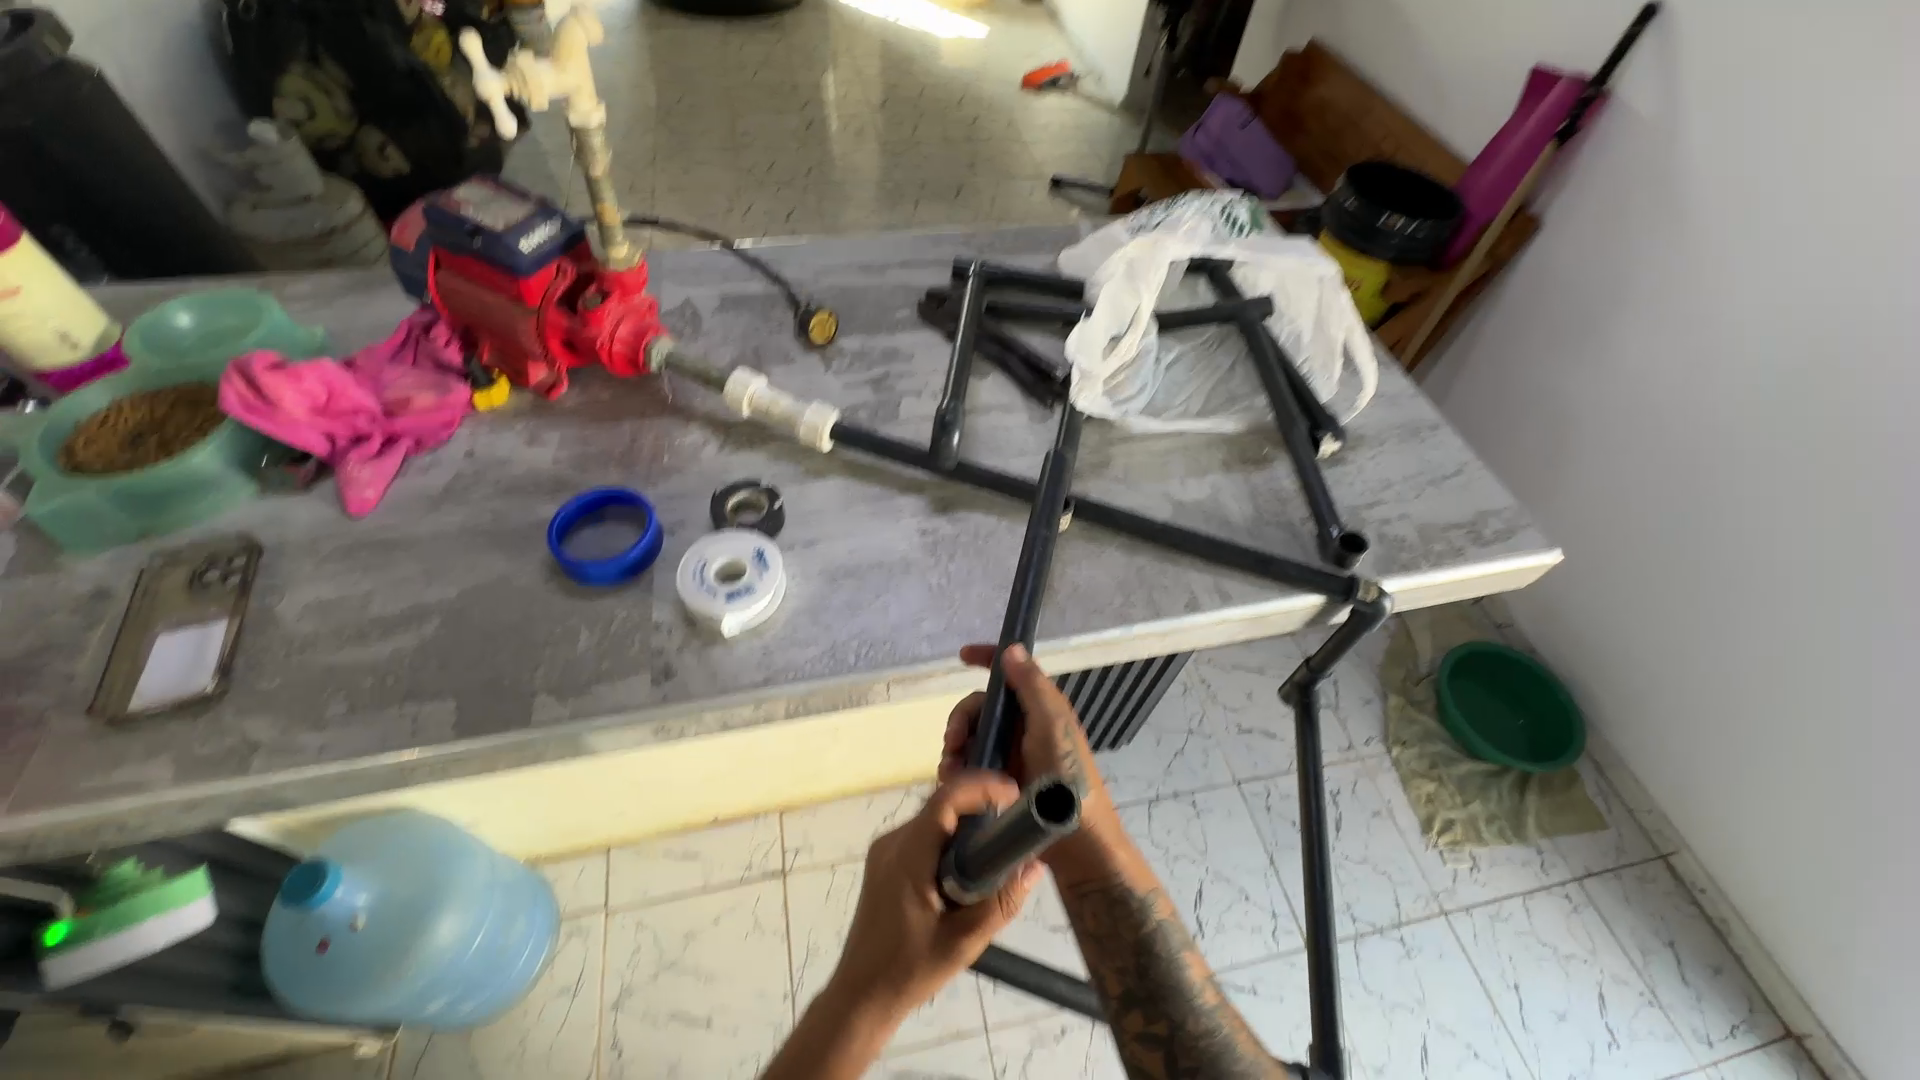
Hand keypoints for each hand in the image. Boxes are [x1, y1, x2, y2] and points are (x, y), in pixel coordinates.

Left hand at [825, 772, 1044, 1025]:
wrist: (861, 995)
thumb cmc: (909, 970)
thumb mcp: (963, 941)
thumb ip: (1001, 902)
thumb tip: (1034, 867)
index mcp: (907, 856)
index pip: (945, 800)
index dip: (981, 787)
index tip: (1014, 795)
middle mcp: (892, 843)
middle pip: (941, 806)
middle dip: (980, 808)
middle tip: (1015, 826)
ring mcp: (886, 851)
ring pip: (933, 820)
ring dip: (966, 826)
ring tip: (998, 850)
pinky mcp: (886, 863)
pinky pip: (924, 836)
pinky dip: (950, 841)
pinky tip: (969, 869)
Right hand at [940, 643, 1118, 866]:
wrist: (1075, 839)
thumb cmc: (1067, 776)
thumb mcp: (1052, 725)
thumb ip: (1032, 686)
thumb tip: (1010, 649)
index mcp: (1039, 708)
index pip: (1011, 673)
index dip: (988, 659)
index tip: (962, 657)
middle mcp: (1023, 727)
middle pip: (981, 707)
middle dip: (962, 719)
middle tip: (954, 743)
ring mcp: (1010, 756)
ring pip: (971, 737)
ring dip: (956, 747)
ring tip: (951, 769)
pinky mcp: (999, 782)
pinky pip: (970, 765)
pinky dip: (957, 769)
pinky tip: (952, 782)